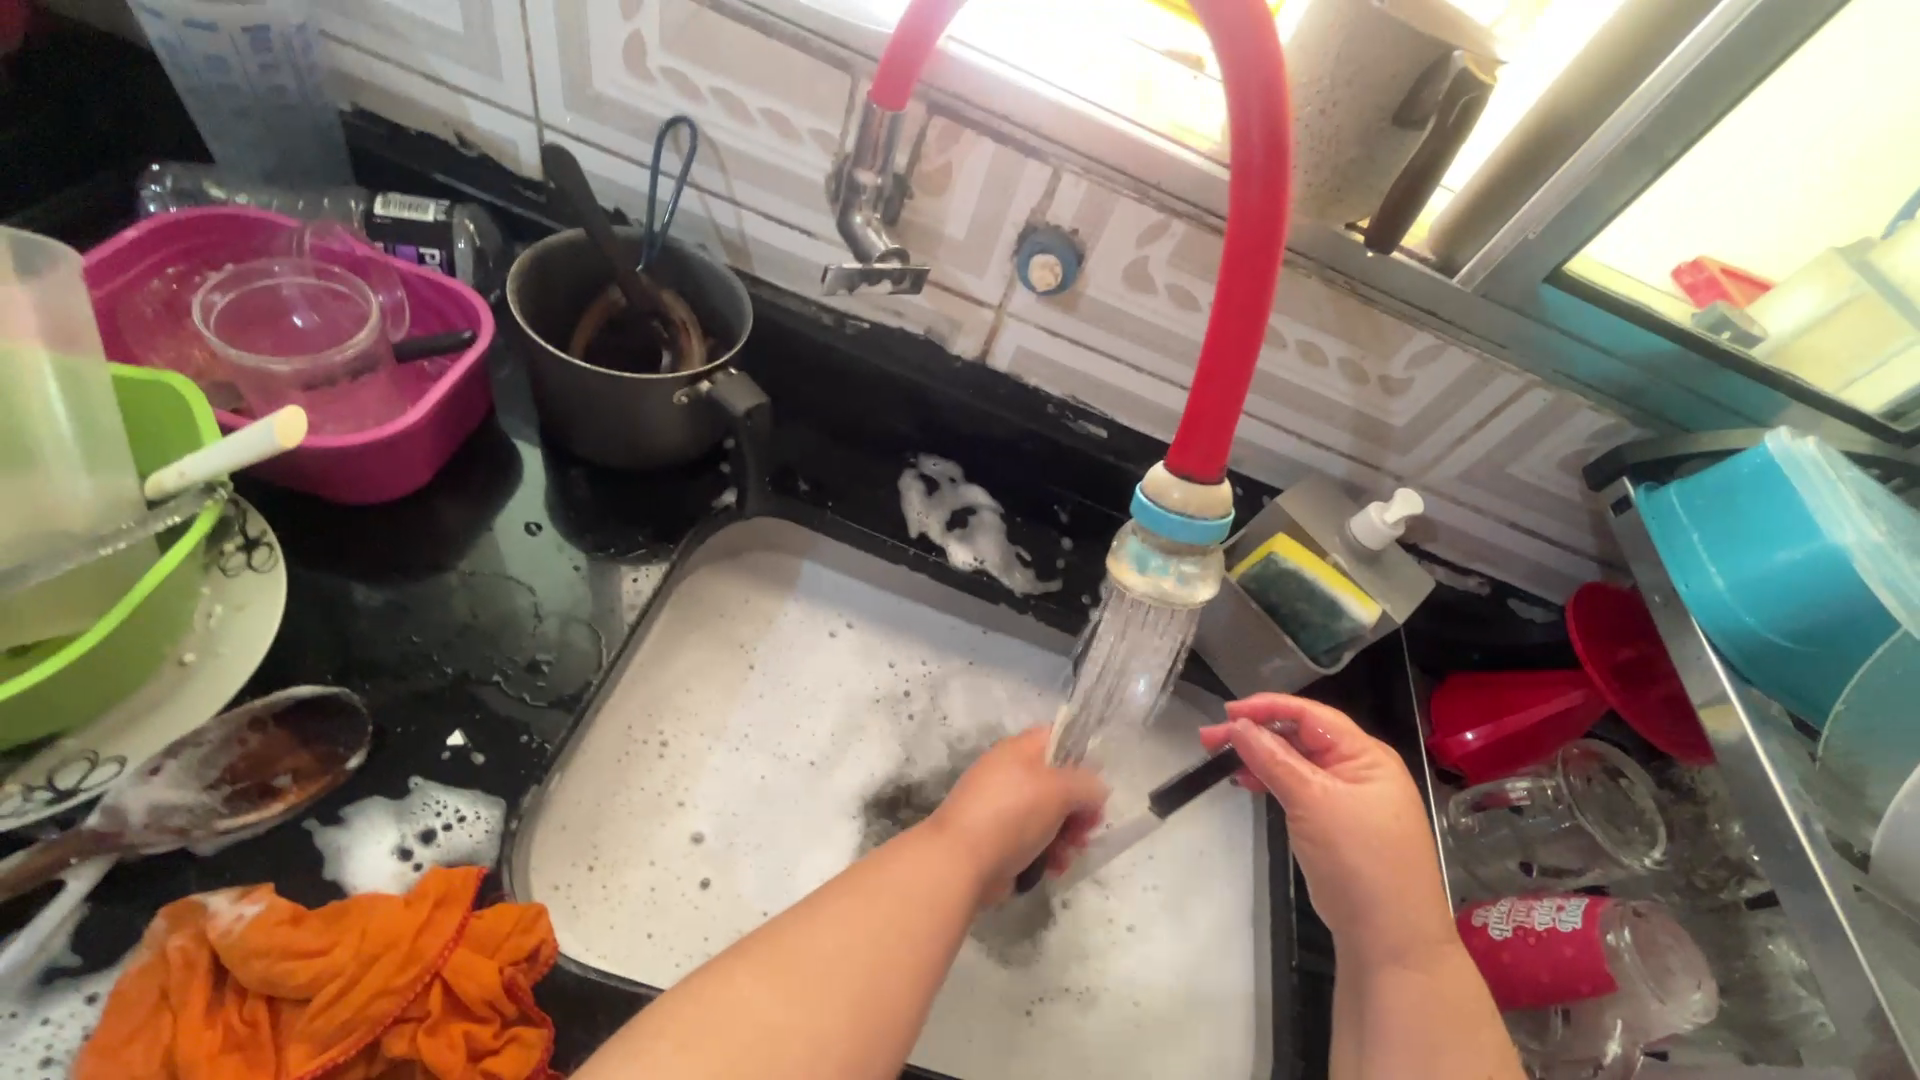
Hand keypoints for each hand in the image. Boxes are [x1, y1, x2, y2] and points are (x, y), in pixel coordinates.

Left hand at [924, 728, 1107, 904]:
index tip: (1096, 782)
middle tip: (1088, 826)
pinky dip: (1049, 852)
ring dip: (1068, 835)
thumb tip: (1097, 789)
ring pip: (1050, 815)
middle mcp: (1010, 774)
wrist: (961, 860)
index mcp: (1018, 750)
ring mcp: (1003, 808)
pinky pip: (1035, 840)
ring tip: (1070, 852)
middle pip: (1058, 782)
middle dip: (1079, 806)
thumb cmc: (1012, 814)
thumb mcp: (1058, 790)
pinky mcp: (1000, 840)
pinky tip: (1055, 867)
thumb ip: (1086, 784)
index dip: (1081, 755)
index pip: (1056, 737)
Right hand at [1199, 694, 1455, 968]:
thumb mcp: (1312, 802)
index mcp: (1365, 755)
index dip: (1267, 708)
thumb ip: (1274, 759)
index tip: (1226, 713)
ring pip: (1296, 762)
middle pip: (1301, 735)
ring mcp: (1347, 798)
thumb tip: (1239, 725)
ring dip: (1259, 757)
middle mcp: (1359, 769)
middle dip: (1256, 733)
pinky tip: (1248, 783)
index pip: (1310, 714)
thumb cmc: (1359, 861)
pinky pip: (1298, 787)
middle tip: (1209, 741)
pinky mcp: (1334, 823)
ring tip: (1221, 762)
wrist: (1392, 940)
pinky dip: (1272, 781)